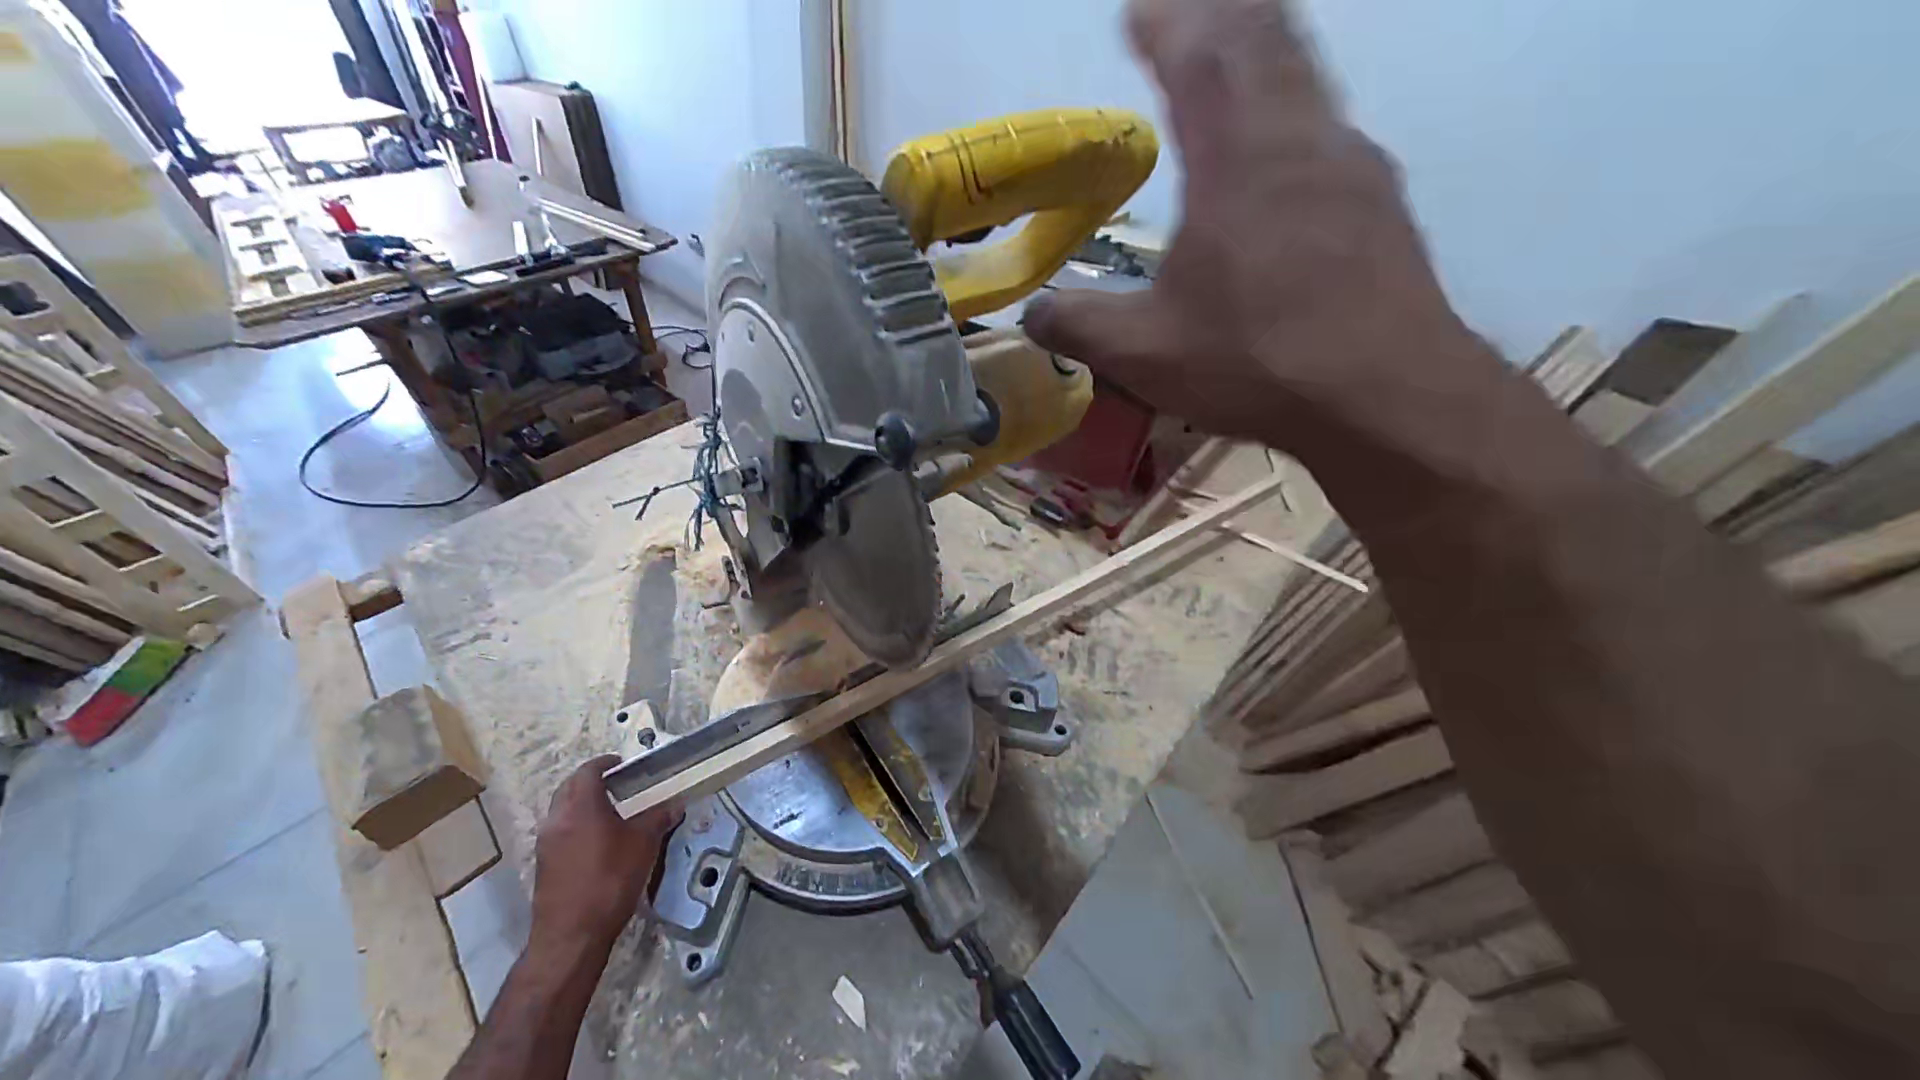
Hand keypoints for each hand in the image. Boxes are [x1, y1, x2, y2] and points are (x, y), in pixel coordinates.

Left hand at [529, 755, 678, 953]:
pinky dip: (576, 825)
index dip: (604, 763)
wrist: (572, 935)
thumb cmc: (610, 879)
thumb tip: (674, 804)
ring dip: (582, 804)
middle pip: (569, 788)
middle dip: (590, 781)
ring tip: (610, 812)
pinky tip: (597, 841)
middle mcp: (557, 820)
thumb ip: (658, 818)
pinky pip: (560, 832)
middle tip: (617, 784)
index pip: (588, 772)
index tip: (621, 764)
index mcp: (580, 807)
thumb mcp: (643, 844)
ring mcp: (546, 844)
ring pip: (562, 811)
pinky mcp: (544, 866)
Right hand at [1023, 0, 1488, 450]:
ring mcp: (1352, 163)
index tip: (1135, 11)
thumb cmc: (1256, 362)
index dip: (1166, 21)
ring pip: (1306, 71)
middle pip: (1266, 35)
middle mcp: (1301, 137)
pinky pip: (1327, 120)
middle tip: (1181, 16)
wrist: (1385, 396)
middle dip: (1218, 13)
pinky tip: (1279, 149)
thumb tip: (1030, 316)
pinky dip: (1291, 104)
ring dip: (1263, 50)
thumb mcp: (1144, 353)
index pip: (1202, 54)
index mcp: (1238, 159)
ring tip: (1227, 59)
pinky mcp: (1380, 200)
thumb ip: (1078, 326)